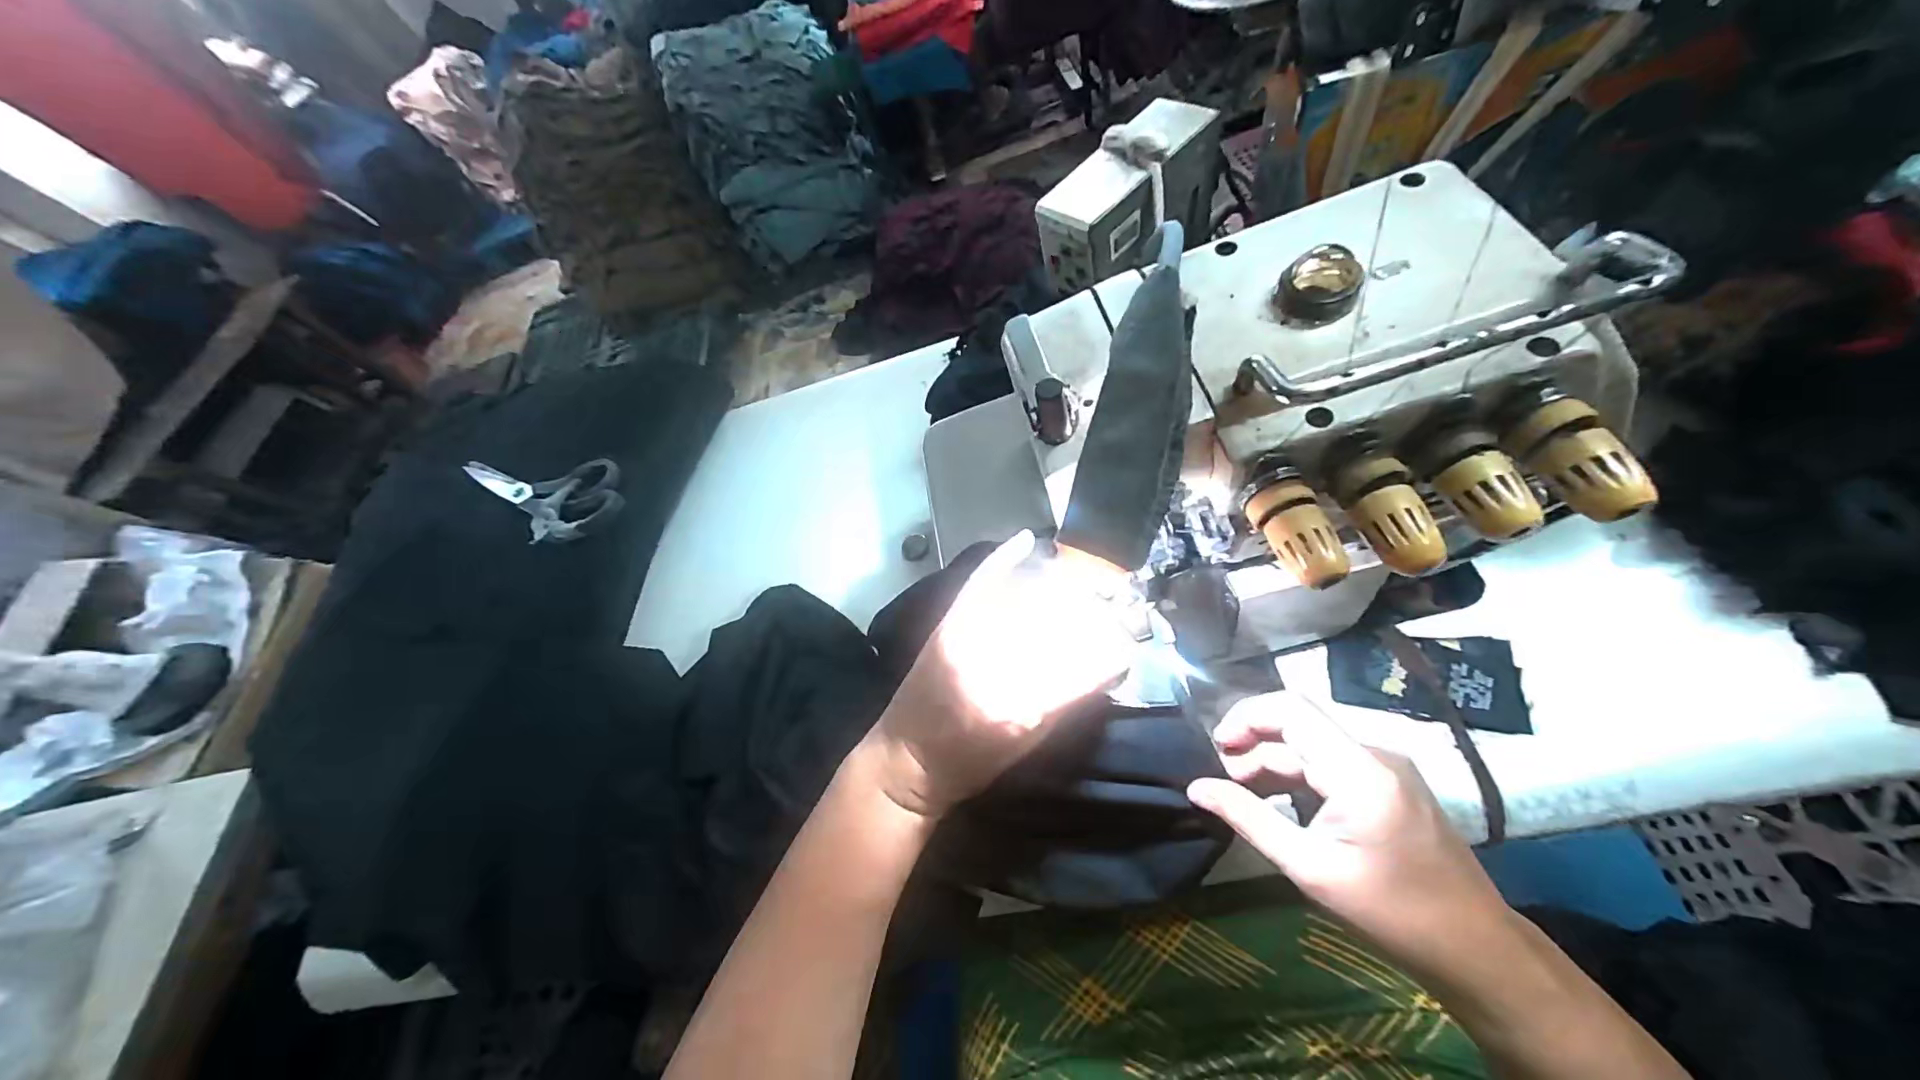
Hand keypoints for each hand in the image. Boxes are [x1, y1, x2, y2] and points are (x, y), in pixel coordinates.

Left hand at [865, 530, 1133, 819]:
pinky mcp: (948, 624)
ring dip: (1059, 594)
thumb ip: (1068, 703)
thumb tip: (1104, 662)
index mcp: (1024, 709)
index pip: (1088, 665)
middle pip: (1061, 625)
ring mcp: (969, 639)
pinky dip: (1003, 559)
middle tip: (1104, 618)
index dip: (1114, 652)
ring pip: (1029, 600)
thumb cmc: (972, 764)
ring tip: (1077, 593)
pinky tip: (1024, 542)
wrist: (905, 759)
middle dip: (1091, 620)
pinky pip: (981, 582)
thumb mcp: (1031, 746)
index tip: (1124, 647)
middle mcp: (997, 668)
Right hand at [1186, 693, 1511, 977]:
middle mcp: (1375, 755)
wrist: (1476, 948)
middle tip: (1224, 782)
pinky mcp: (1389, 784)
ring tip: (1243, 794)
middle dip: (1253, 744)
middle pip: (1299, 726)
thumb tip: (1197, 788)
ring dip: (1273, 762)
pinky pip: (1332, 763)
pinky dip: (1298, 775)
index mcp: (1359, 770)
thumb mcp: (1309, 868)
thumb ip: (1249, 819)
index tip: (1216, 749)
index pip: (1291, 709)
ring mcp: (1386, 768)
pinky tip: (1279, 802)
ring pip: (1313, 745)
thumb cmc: (1391, 912)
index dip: (1245, 717)